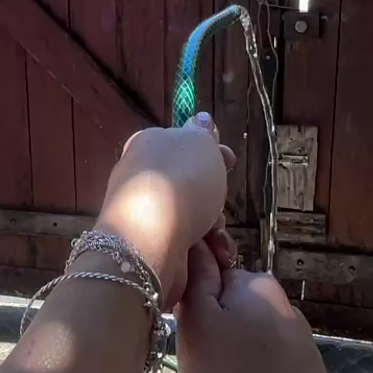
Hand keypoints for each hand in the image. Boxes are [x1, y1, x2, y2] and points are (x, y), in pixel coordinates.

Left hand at [91, 113, 234, 308]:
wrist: (149, 239)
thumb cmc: (180, 181)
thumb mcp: (199, 143)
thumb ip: (202, 132)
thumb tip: (199, 119)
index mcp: (148, 145)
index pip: (181, 143)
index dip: (209, 150)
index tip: (229, 160)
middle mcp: (143, 179)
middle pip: (191, 184)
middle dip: (214, 196)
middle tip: (220, 199)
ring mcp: (146, 215)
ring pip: (194, 217)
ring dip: (213, 227)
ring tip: (214, 233)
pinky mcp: (151, 247)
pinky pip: (187, 246)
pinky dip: (203, 250)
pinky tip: (208, 253)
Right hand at [174, 240, 352, 372]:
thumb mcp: (198, 327)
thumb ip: (197, 281)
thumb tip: (197, 244)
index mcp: (254, 283)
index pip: (208, 269)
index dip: (190, 295)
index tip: (183, 326)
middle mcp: (280, 302)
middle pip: (229, 303)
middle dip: (212, 325)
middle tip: (199, 361)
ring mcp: (297, 338)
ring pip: (246, 334)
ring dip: (231, 351)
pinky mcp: (306, 371)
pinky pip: (265, 361)